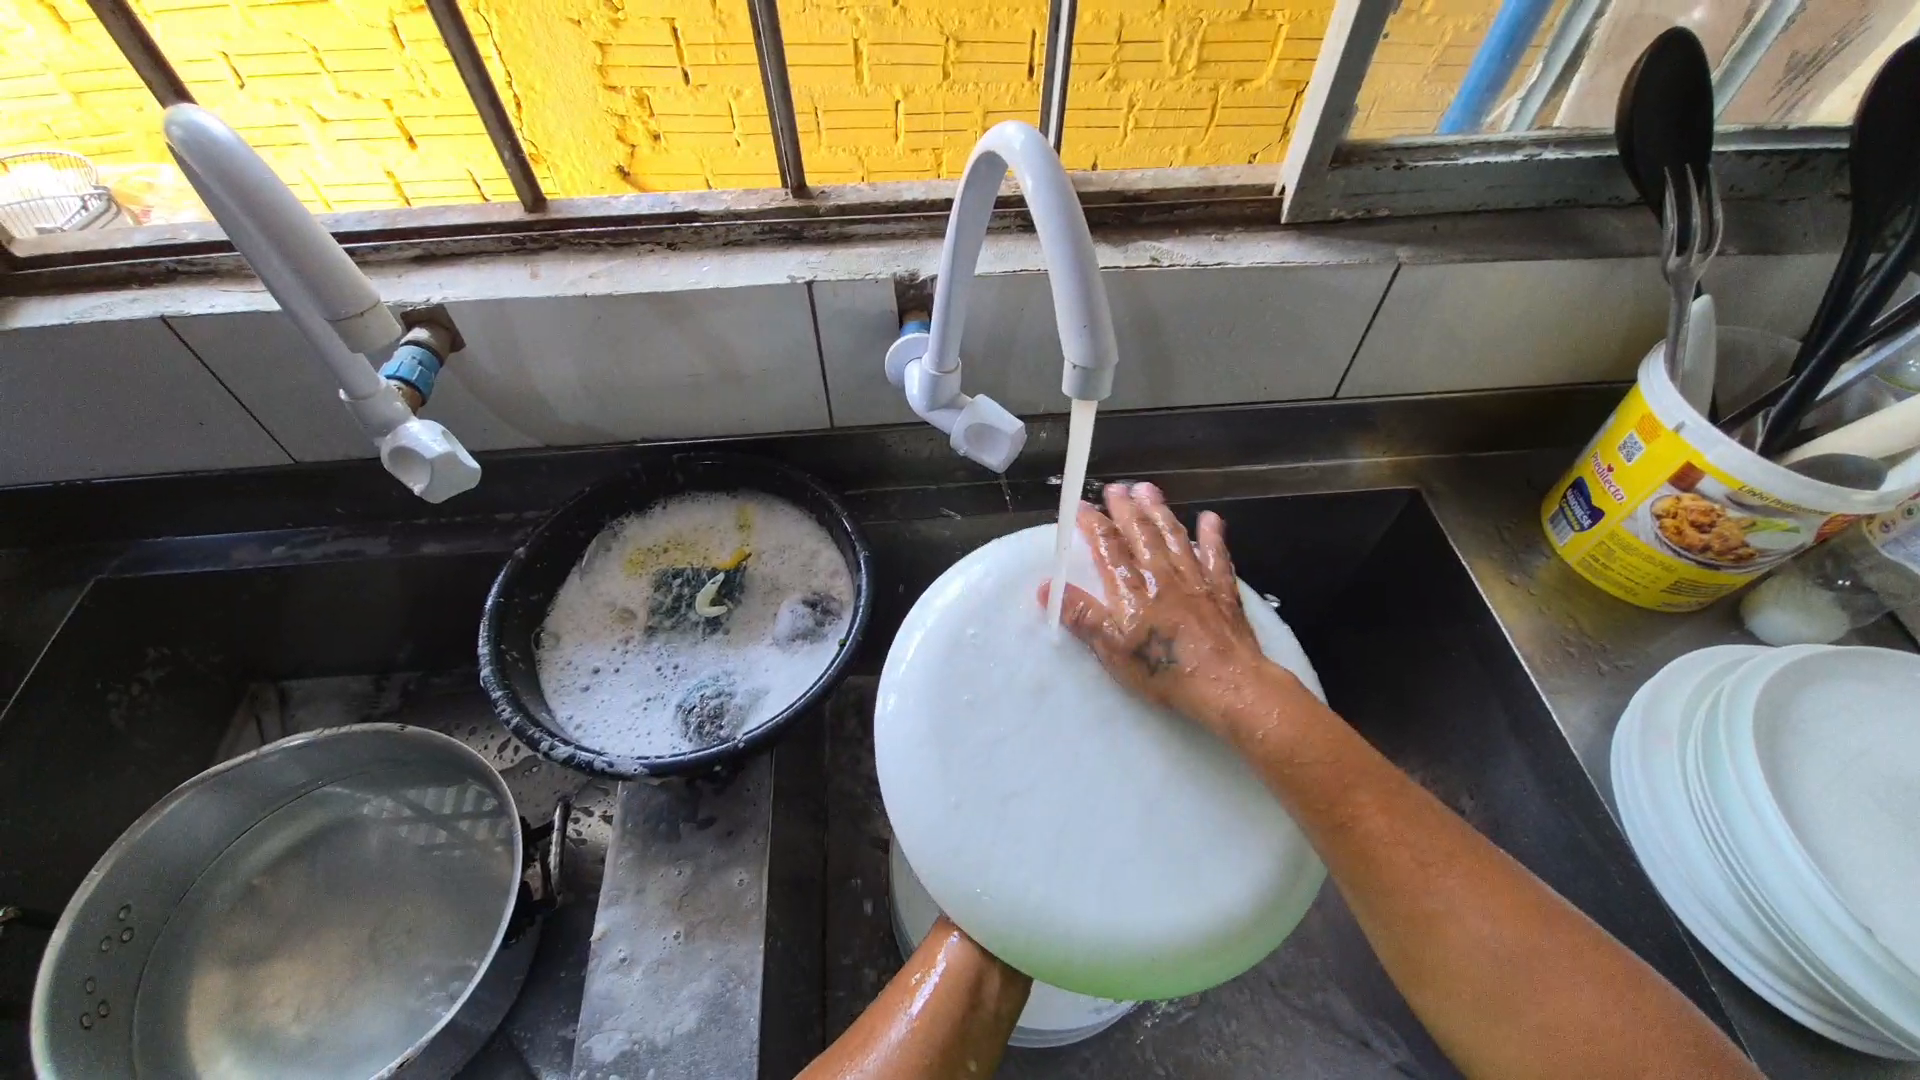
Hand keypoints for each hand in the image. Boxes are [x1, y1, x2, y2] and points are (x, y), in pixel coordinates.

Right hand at [1037, 482, 1273, 732]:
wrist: (1226, 683)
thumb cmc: (1164, 670)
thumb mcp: (1112, 649)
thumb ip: (1081, 615)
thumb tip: (1046, 587)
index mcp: (1132, 590)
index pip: (1108, 548)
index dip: (1094, 525)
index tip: (1081, 506)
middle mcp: (1162, 576)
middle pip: (1141, 535)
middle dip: (1126, 510)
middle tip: (1115, 488)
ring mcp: (1195, 581)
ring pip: (1174, 537)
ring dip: (1160, 512)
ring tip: (1148, 490)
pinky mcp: (1222, 592)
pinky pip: (1216, 557)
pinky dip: (1212, 537)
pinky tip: (1210, 519)